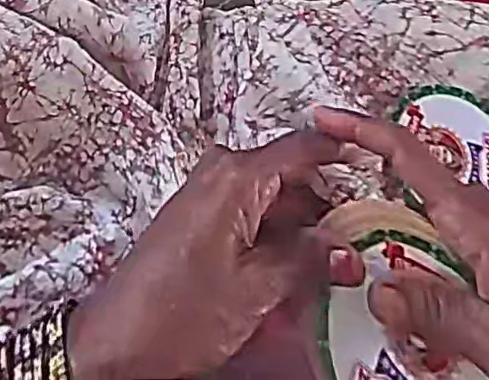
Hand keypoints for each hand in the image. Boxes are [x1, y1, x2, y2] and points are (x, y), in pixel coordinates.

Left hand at [67, 130, 353, 379]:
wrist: (115, 342)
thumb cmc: (177, 312)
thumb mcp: (254, 291)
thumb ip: (307, 261)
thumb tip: (347, 248)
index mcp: (237, 175)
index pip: (302, 147)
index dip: (341, 152)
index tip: (373, 162)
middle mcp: (224, 170)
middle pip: (291, 173)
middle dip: (327, 202)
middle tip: (363, 232)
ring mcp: (212, 190)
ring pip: (274, 195)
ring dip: (304, 223)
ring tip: (337, 258)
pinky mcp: (204, 212)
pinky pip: (253, 210)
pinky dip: (278, 232)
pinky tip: (299, 266)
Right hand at [314, 107, 488, 379]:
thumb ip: (448, 315)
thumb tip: (382, 286)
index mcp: (482, 226)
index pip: (412, 156)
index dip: (364, 129)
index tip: (327, 116)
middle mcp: (483, 217)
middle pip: (409, 173)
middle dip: (363, 166)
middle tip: (322, 180)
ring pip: (420, 205)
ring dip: (382, 207)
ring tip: (346, 224)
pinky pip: (437, 233)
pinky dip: (406, 236)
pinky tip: (395, 267)